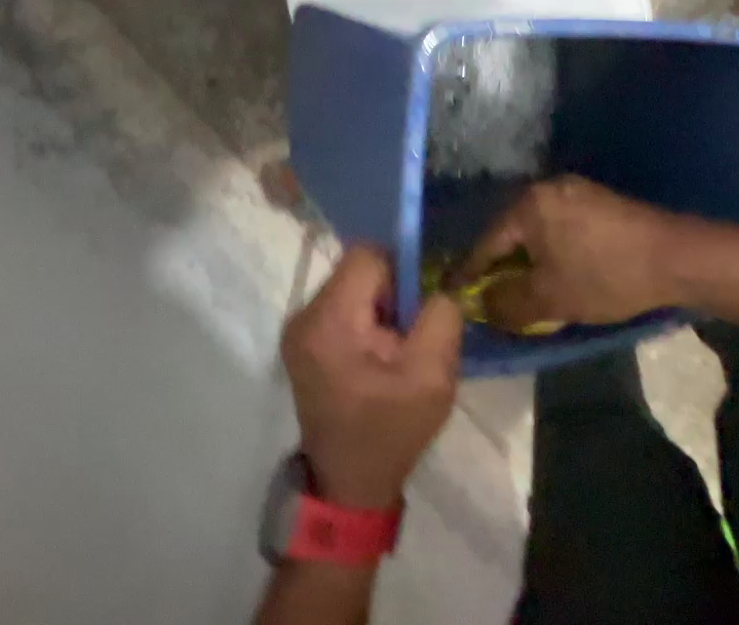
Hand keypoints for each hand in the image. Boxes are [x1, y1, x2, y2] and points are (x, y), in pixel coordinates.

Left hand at [281, 246, 462, 510]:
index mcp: (330, 321)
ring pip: (351, 286)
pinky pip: (342, 307)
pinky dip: (365, 321)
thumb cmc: (392, 430)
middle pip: (357, 269)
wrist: (350, 482)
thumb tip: (434, 285)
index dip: (401, 272)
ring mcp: (298, 330)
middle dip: (392, 292)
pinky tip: (376, 357)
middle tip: (408, 335)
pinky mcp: (303, 342)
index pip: (367, 255)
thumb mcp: (433, 374)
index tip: (415, 311)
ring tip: (394, 350)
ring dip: (380, 307)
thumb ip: (440, 315)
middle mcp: (304, 316)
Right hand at [464, 175, 683, 327]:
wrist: (674, 258)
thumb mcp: (549, 299)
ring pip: (536, 230)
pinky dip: (549, 250)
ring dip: (526, 259)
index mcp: (529, 205)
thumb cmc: (605, 276)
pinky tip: (552, 271)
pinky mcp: (598, 202)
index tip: (449, 292)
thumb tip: (483, 304)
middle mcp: (547, 189)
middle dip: (497, 265)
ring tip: (517, 288)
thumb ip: (506, 303)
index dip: (468, 272)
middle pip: (510, 232)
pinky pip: (559, 227)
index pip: (485, 242)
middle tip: (483, 294)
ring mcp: (576, 192)